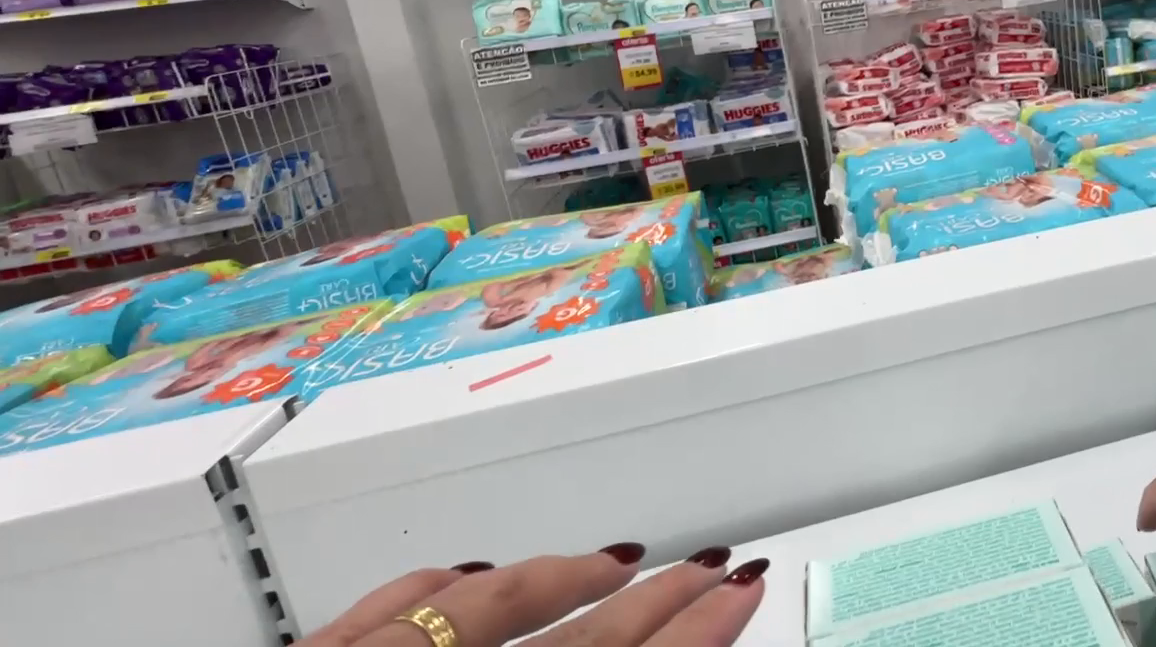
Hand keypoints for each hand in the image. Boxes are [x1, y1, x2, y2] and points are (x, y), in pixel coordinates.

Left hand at [295, 544, 766, 646]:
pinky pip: (373, 613)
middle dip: (658, 603)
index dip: (686, 639)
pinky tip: (475, 566)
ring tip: (620, 559)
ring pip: (477, 602)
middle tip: (715, 567)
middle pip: (568, 644)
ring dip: (562, 576)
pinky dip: (440, 583)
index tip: (741, 594)